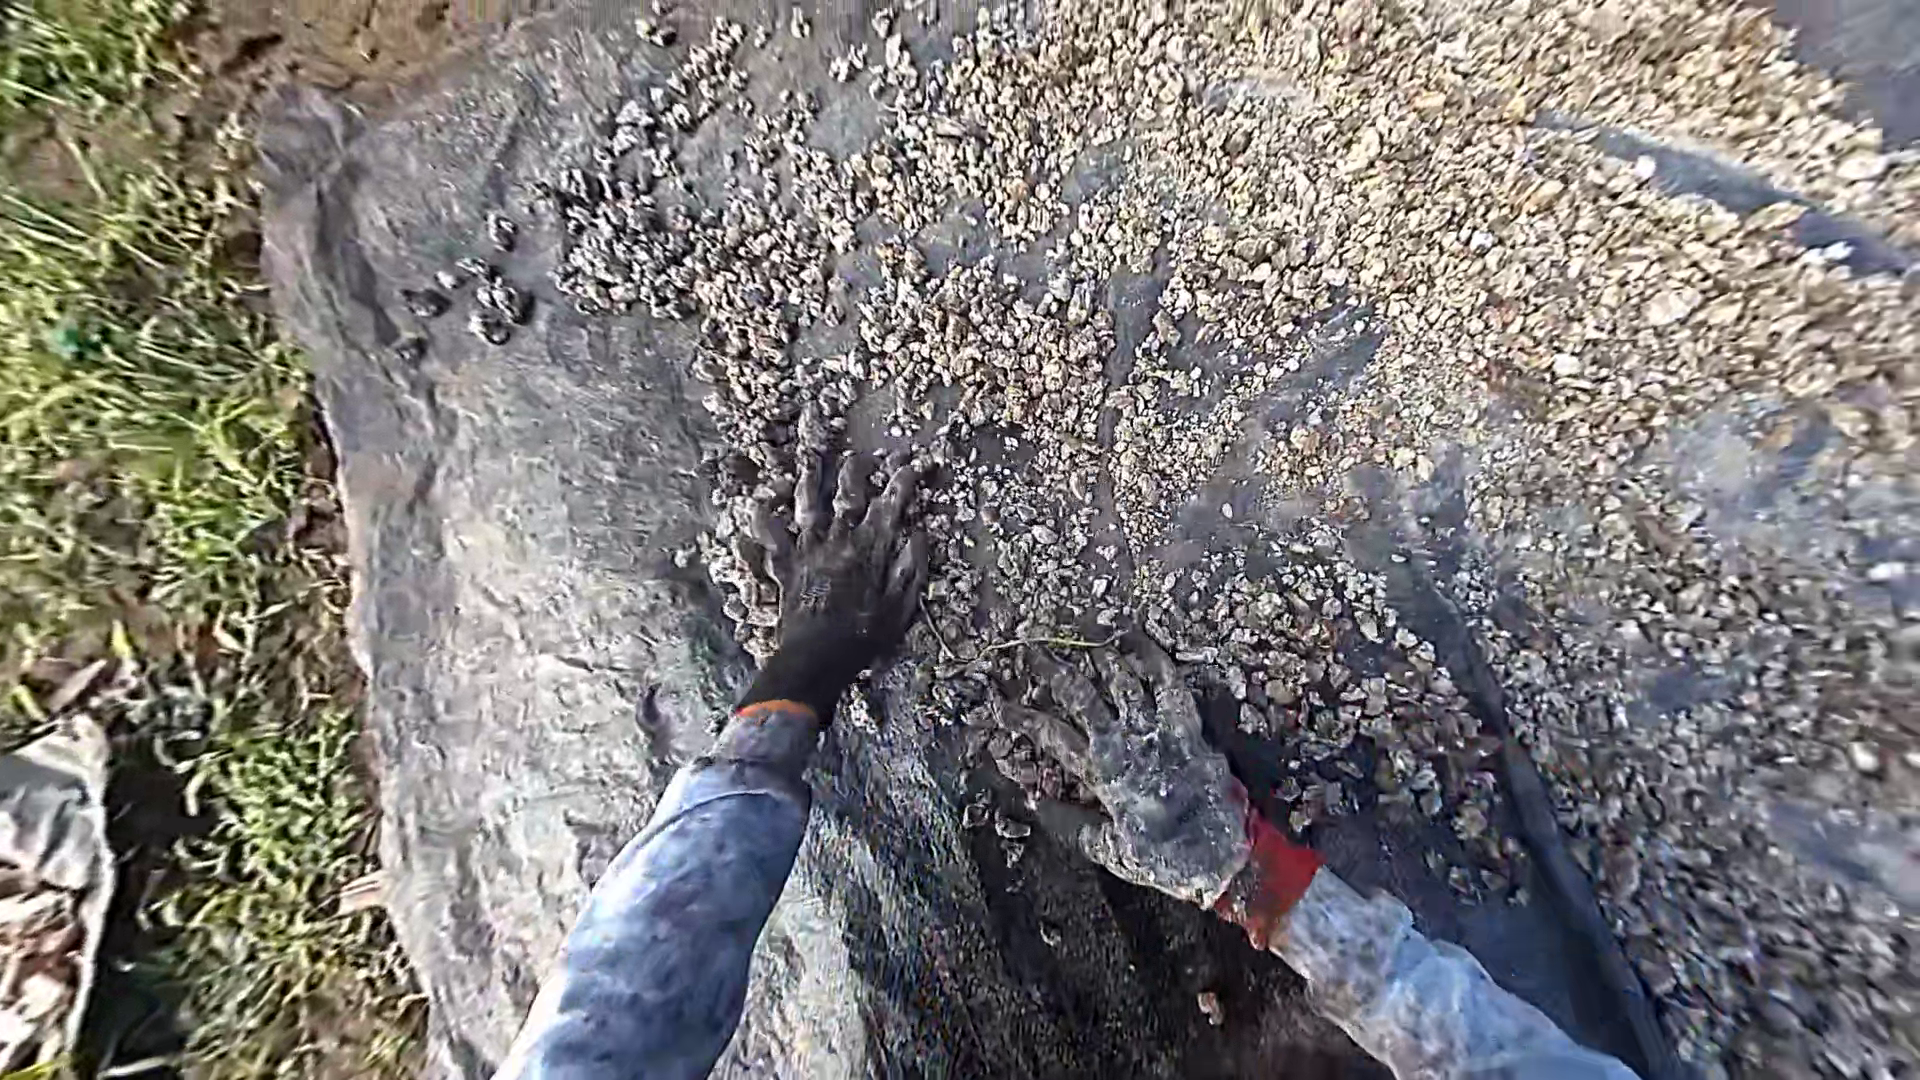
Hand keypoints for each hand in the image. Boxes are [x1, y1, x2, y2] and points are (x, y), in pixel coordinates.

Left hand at [736, 428, 928, 717]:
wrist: (815, 659)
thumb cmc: (864, 636)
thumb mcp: (901, 607)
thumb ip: (911, 566)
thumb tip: (920, 531)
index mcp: (869, 547)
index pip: (891, 503)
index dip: (904, 480)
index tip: (914, 464)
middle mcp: (837, 539)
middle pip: (847, 493)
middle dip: (857, 469)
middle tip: (862, 455)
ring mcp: (807, 548)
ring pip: (808, 503)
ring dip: (810, 476)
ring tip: (810, 455)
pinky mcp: (785, 564)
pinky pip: (769, 534)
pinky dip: (763, 516)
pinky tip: (760, 500)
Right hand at [996, 635, 1252, 906]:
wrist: (1228, 859)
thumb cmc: (1166, 857)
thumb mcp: (1109, 850)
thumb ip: (1068, 823)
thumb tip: (1030, 799)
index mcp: (1102, 772)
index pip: (1051, 734)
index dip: (1023, 717)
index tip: (1001, 704)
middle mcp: (1124, 743)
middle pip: (1080, 695)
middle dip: (1052, 669)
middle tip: (1033, 650)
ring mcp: (1156, 729)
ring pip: (1119, 679)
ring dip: (1095, 654)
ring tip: (1077, 633)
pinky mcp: (1186, 724)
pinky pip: (1166, 681)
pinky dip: (1149, 655)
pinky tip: (1132, 635)